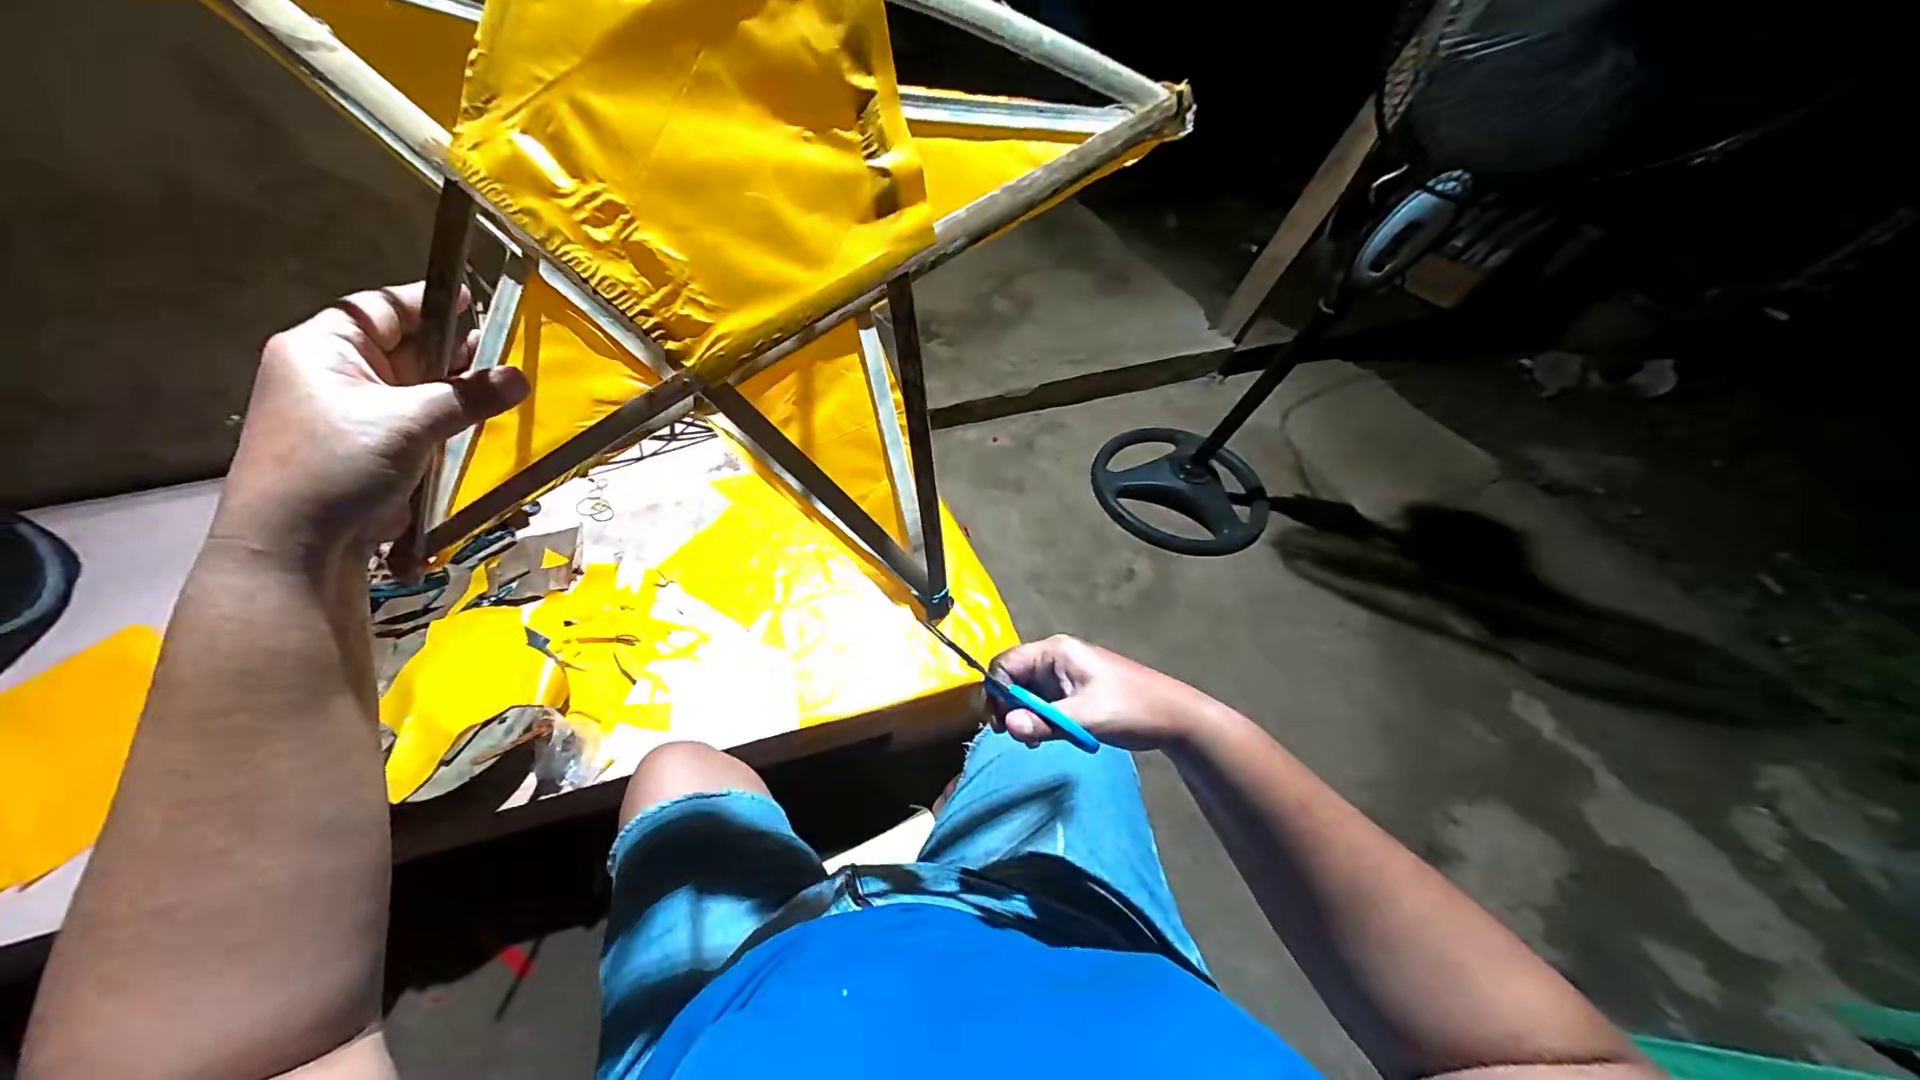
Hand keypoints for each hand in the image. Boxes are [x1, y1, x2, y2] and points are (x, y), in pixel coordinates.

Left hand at [214, 283, 528, 558]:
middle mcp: (336, 374)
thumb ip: (469, 396)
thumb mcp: (410, 422)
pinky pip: (420, 420)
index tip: (476, 301)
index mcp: (324, 348)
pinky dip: (451, 419)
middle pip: (406, 347)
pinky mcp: (375, 447)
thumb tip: (520, 377)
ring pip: (418, 387)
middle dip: (455, 350)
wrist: (298, 544)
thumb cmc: (339, 464)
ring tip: (504, 386)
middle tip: (506, 352)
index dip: (428, 302)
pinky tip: (483, 422)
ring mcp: (355, 413)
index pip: (382, 308)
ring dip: (457, 389)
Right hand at [986, 635, 1233, 750]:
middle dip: (1008, 707)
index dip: (997, 692)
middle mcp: (1054, 658)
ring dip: (1022, 716)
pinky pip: (1040, 702)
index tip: (1001, 724)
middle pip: (1012, 678)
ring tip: (1032, 740)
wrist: (1174, 717)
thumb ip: (1045, 722)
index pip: (1005, 664)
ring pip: (1024, 693)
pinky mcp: (1070, 692)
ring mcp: (1062, 675)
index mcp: (1055, 652)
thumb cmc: (1131, 709)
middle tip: (1015, 736)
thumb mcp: (1086, 717)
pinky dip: (1036, 720)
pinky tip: (1043, 737)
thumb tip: (1007, 726)